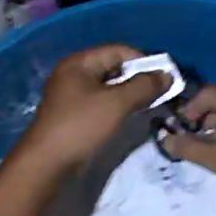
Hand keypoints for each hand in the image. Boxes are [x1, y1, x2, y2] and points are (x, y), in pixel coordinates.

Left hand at [19, 45, 167, 170]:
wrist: (48, 164)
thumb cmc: (81, 126)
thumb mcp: (117, 103)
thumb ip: (145, 86)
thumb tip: (168, 75)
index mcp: (79, 63)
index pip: (119, 50)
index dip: (144, 60)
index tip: (166, 77)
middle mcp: (75, 74)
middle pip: (115, 67)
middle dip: (140, 77)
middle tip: (162, 92)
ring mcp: (73, 96)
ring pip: (111, 87)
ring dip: (132, 93)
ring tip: (152, 104)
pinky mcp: (76, 115)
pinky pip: (104, 102)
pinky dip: (121, 106)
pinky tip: (134, 115)